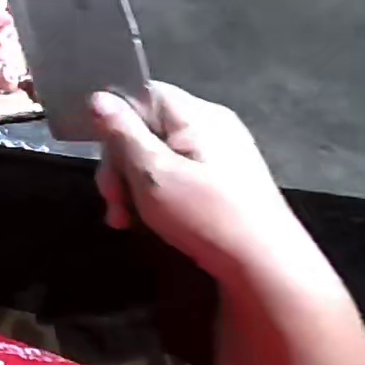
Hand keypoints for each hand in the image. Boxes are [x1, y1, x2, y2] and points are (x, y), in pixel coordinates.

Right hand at [92, 82, 342, 297]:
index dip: (114, 119)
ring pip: (154, 155)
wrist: (266, 272)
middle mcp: (210, 127)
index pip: (142, 93)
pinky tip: (141, 220)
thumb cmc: (207, 217)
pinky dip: (152, 194)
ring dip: (131, 184)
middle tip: (112, 198)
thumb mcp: (152, 172)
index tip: (100, 153)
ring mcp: (218, 155)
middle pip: (144, 127)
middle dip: (119, 163)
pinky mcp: (221, 182)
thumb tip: (98, 97)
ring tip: (124, 217)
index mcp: (197, 115)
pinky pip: (174, 174)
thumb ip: (122, 132)